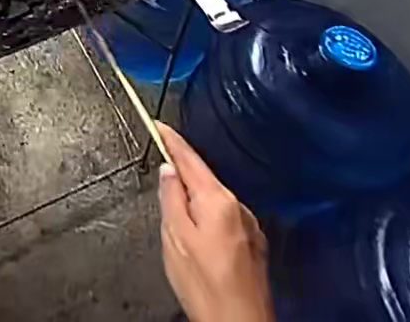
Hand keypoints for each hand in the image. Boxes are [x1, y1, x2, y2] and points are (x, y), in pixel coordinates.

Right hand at [156, 123, 272, 321]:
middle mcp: (238, 209)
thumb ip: (170, 196)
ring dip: (193, 197)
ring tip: (175, 217)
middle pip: (202, 177)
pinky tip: (196, 234)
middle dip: (180, 173)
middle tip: (157, 174)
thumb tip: (168, 171)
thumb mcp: (175, 234)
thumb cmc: (206, 286)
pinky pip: (223, 217)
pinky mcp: (252, 246)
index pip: (189, 158)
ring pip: (212, 198)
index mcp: (217, 201)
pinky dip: (206, 214)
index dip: (170, 139)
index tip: (157, 124)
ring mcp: (248, 228)